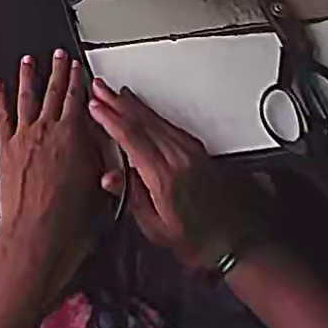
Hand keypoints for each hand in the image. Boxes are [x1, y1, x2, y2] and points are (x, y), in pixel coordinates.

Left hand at [0, 49, 105, 294]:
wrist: (35, 236)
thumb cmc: (67, 219)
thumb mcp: (97, 185)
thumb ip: (96, 157)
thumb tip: (97, 142)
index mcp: (72, 135)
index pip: (76, 98)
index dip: (76, 79)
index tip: (76, 65)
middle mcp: (47, 129)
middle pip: (53, 91)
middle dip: (56, 70)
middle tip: (57, 54)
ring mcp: (23, 136)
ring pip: (26, 97)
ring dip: (28, 76)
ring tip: (28, 60)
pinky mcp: (5, 148)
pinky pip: (1, 116)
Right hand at [87, 78, 258, 268]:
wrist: (231, 240)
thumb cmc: (195, 239)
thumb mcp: (155, 228)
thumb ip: (132, 198)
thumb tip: (109, 177)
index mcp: (165, 177)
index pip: (132, 138)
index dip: (111, 119)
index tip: (95, 107)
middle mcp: (178, 157)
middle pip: (142, 121)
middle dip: (116, 102)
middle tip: (98, 88)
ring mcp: (188, 149)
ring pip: (154, 118)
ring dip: (130, 103)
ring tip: (112, 92)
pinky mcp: (195, 147)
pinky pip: (166, 122)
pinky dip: (147, 111)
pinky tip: (137, 106)